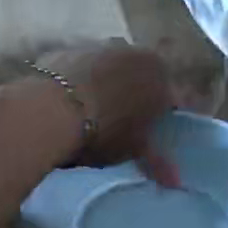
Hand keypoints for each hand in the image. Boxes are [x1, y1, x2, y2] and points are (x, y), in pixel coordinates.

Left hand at [38, 42, 180, 184]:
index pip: (171, 97)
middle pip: (140, 77)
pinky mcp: (67, 49)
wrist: (51, 110)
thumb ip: (157, 161)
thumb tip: (175, 181)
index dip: (164, 118)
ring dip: (107, 85)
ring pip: (110, 69)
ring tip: (93, 113)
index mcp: (160, 74)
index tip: (155, 134)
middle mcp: (134, 52)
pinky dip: (80, 82)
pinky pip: (81, 69)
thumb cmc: (105, 131)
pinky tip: (70, 102)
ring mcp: (99, 46)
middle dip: (136, 97)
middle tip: (125, 124)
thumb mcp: (134, 149)